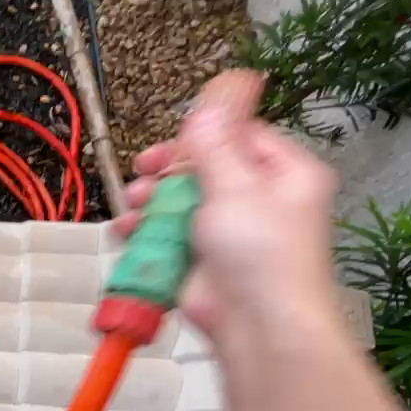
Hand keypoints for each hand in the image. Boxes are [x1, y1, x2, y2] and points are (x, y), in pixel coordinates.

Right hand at [113, 70, 340, 344]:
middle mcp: (257, 198)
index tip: (168, 144)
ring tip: (132, 212)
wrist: (253, 320)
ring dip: (149, 204)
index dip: (203, 136)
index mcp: (284, 174)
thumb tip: (220, 90)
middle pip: (203, 168)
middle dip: (167, 172)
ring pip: (177, 202)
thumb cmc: (257, 250)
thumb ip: (217, 143)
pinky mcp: (196, 256)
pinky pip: (164, 233)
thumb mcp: (235, 187)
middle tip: (143, 175)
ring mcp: (224, 229)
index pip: (243, 137)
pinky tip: (126, 234)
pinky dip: (143, 232)